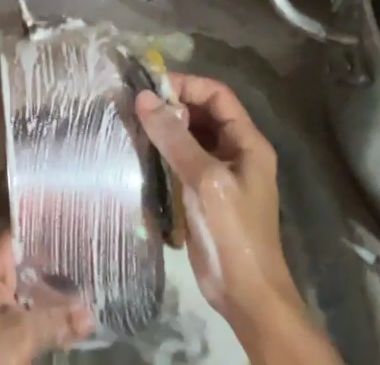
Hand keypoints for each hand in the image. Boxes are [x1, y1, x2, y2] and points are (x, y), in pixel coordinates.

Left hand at [0, 231, 93, 364]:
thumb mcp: (21, 335)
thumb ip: (57, 320)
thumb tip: (92, 315)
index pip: (27, 233)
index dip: (56, 235)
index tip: (86, 235)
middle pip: (28, 260)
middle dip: (60, 268)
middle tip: (97, 265)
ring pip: (26, 285)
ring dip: (52, 292)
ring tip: (92, 287)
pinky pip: (20, 305)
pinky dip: (40, 310)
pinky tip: (68, 314)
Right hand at [135, 74, 336, 364]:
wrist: (246, 294)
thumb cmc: (233, 231)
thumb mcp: (204, 179)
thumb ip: (174, 137)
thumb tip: (144, 97)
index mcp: (247, 142)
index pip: (217, 95)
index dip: (186, 85)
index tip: (150, 87)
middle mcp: (236, 152)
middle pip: (203, 113)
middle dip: (171, 105)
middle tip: (135, 105)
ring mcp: (220, 175)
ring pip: (190, 137)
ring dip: (165, 129)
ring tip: (132, 125)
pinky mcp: (204, 195)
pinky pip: (182, 161)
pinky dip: (163, 153)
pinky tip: (140, 153)